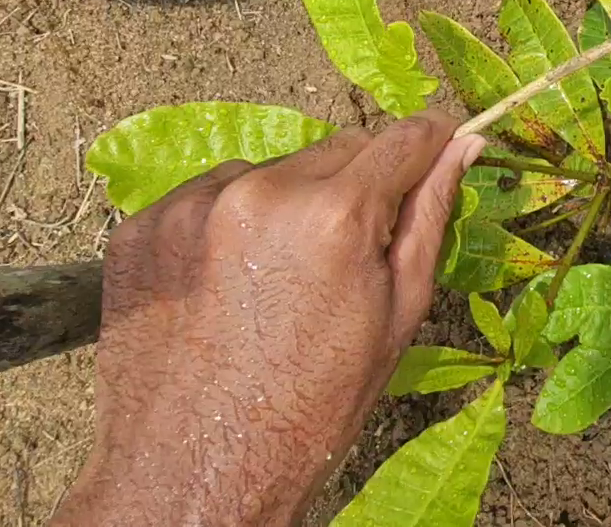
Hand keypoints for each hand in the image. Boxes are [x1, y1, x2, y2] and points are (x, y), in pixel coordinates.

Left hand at [52, 113, 484, 526]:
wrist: (195, 475)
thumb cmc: (320, 398)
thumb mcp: (402, 305)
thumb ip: (433, 211)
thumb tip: (465, 143)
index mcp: (336, 214)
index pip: (407, 136)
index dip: (434, 141)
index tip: (443, 149)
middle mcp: (263, 191)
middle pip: (345, 146)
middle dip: (365, 180)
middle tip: (357, 243)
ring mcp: (194, 205)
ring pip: (285, 166)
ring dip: (302, 196)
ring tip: (289, 265)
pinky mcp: (144, 224)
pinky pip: (221, 190)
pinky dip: (242, 215)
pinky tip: (240, 272)